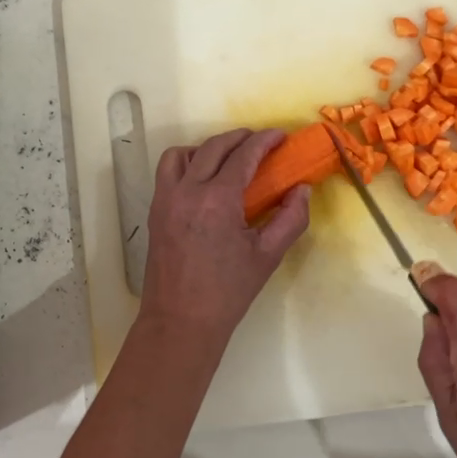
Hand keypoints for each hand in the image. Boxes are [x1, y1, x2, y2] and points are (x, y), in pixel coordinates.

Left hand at [137, 129, 310, 351]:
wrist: (180, 321)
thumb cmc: (228, 292)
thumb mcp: (267, 256)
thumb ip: (290, 219)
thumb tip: (301, 190)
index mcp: (217, 200)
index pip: (243, 156)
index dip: (264, 141)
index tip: (281, 136)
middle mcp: (187, 191)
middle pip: (213, 147)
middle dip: (239, 138)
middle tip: (261, 142)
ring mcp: (166, 199)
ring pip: (182, 154)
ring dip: (207, 148)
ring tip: (229, 158)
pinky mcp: (155, 211)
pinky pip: (168, 172)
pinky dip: (186, 163)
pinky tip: (203, 179)